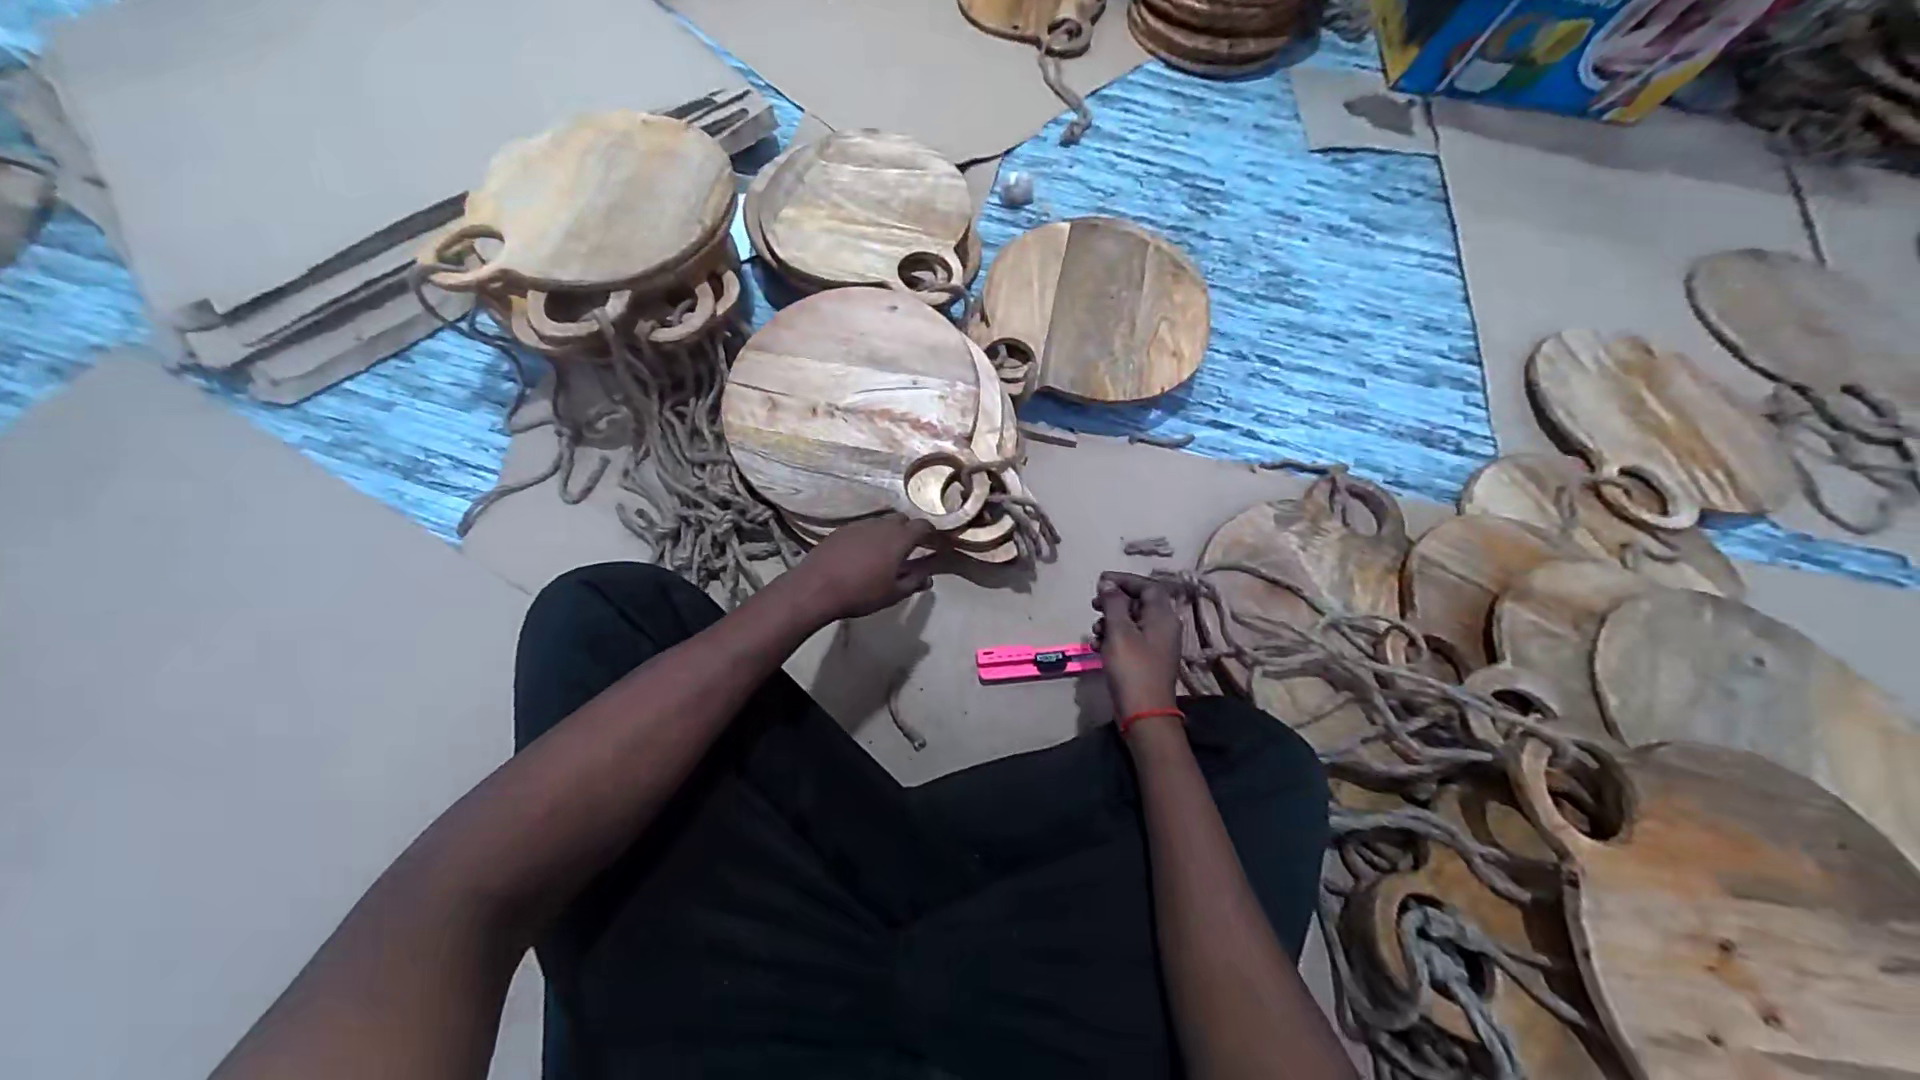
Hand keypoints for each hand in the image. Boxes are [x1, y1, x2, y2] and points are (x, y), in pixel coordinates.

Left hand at [782, 513, 935, 622]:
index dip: (931, 533)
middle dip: (909, 530)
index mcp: (898, 539)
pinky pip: (862, 529)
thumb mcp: (893, 594)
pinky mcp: (840, 531)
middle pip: (901, 520)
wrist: (816, 588)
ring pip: (880, 523)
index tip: (934, 542)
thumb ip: (914, 582)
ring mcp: (858, 526)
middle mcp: (880, 525)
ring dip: (887, 533)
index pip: (922, 526)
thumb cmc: (861, 593)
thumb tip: (928, 578)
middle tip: (910, 548)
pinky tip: (861, 555)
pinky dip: (868, 537)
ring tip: (884, 553)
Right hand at [1092, 572, 1183, 719]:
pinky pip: (1130, 640)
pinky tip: (1097, 647)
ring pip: (1132, 622)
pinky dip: (1113, 638)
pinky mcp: (1146, 660)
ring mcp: (1156, 645)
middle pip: (1139, 603)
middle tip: (1094, 604)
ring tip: (1094, 630)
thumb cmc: (1132, 668)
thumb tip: (1108, 583)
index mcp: (1163, 616)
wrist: (1144, 712)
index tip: (1101, 581)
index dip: (1125, 580)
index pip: (1148, 586)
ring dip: (1110, 621)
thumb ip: (1113, 603)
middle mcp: (1164, 627)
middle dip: (1114, 601)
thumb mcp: (1119, 631)